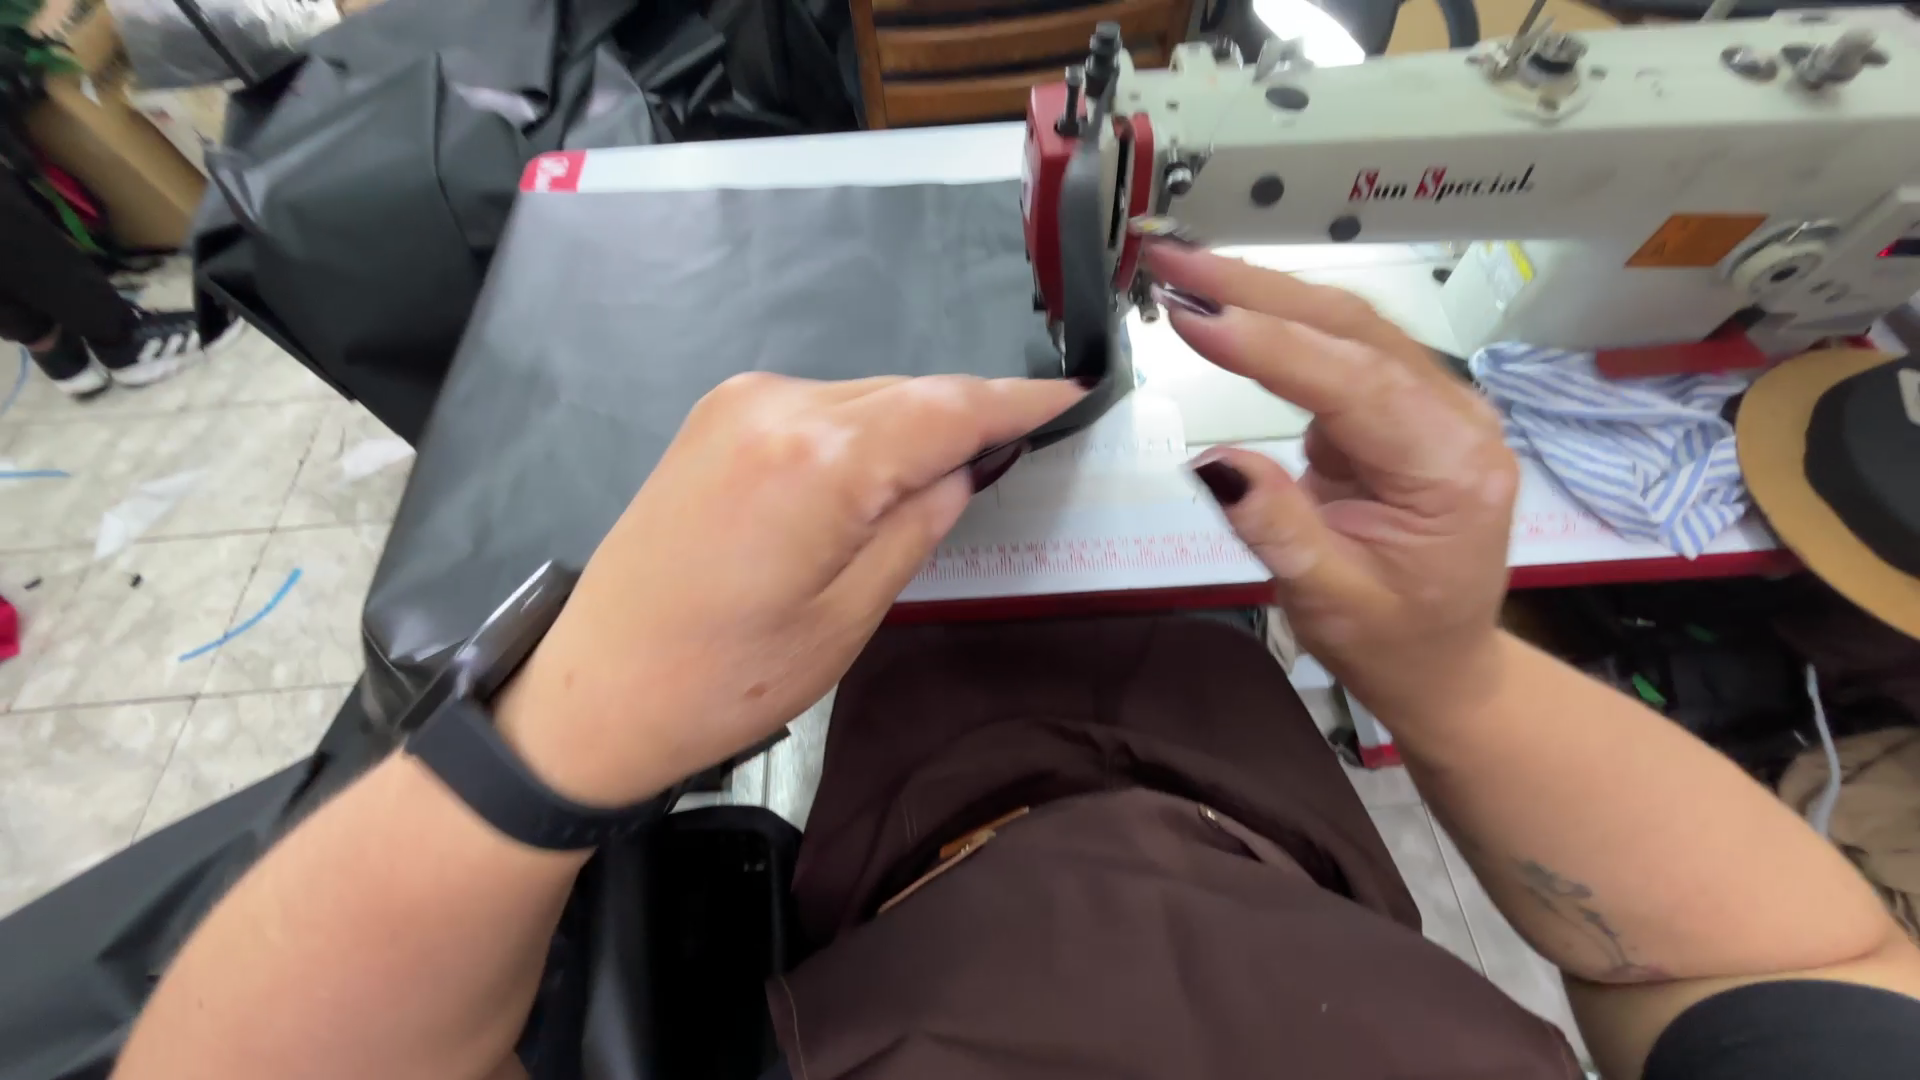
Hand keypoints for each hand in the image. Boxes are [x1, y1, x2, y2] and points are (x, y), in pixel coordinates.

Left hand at [494, 372, 1084, 805]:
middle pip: (907, 392)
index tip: (1070, 395)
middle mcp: (779, 404)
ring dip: (915, 425)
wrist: (594, 692)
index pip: (946, 408)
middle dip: (968, 414)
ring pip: (866, 396)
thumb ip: (916, 524)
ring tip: (946, 472)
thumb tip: (962, 467)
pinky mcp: (717, 417)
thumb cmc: (732, 678)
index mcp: (820, 459)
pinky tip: (876, 471)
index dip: (1015, 400)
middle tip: (1016, 445)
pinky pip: (823, 408)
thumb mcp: (849, 616)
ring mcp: (740, 403)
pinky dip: (866, 430)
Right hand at [1145, 242, 1517, 724]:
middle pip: (1351, 329)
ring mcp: (1426, 405)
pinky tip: (1226, 304)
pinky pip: (1332, 351)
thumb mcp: (1328, 600)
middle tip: (1170, 257)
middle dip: (1256, 288)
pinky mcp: (1394, 408)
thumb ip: (1277, 528)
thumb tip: (1211, 460)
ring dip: (1261, 292)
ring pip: (1343, 327)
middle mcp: (1452, 418)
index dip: (1268, 345)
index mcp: (1449, 468)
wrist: (1439, 656)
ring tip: (1184, 268)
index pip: (1353, 384)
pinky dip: (1274, 323)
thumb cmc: (1389, 638)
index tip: (1190, 314)